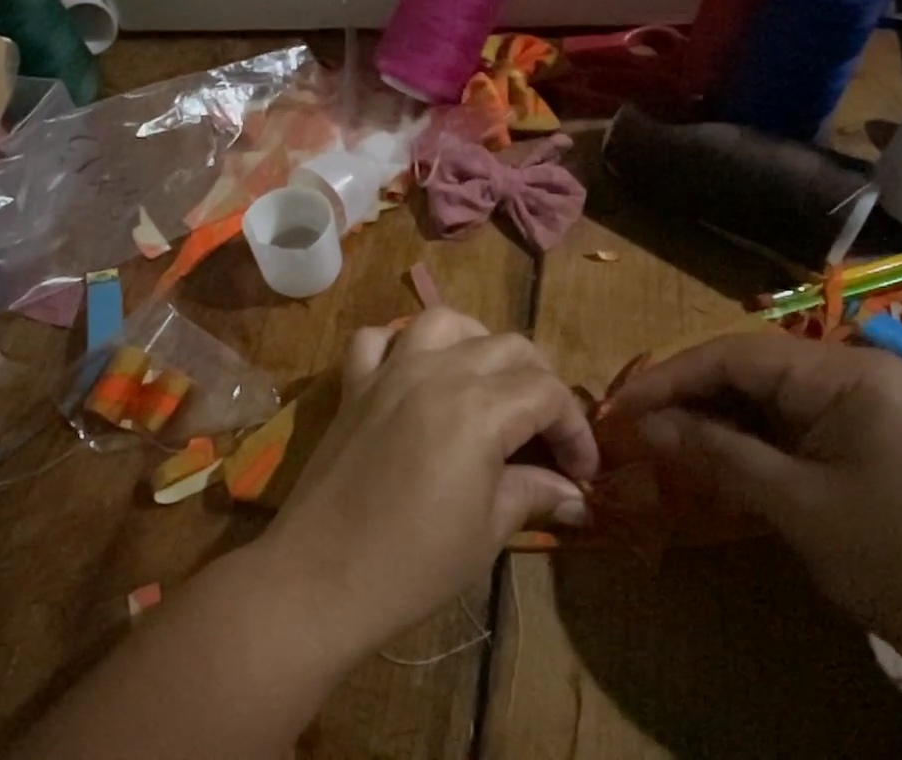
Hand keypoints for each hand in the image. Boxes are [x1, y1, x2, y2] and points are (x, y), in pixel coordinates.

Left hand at [257, 309, 598, 657]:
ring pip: (445, 323)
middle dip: (539, 383)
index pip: (547, 393)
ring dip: (477, 344)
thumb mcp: (487, 531)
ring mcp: (389, 373)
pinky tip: (413, 375)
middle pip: (508, 348)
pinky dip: (400, 345)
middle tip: (544, 433)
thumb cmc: (413, 564)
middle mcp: (437, 373)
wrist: (318, 579)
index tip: (582, 472)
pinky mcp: (352, 387)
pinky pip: (376, 340)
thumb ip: (533, 494)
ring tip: (488, 385)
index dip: (575, 430)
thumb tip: (575, 495)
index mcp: (479, 408)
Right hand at [605, 331, 901, 696]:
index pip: (735, 354)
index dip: (668, 379)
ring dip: (722, 425)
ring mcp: (882, 410)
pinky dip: (761, 446)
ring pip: (778, 402)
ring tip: (668, 450)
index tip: (617, 410)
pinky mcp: (889, 446)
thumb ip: (717, 453)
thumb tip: (645, 424)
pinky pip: (807, 430)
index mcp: (848, 373)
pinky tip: (727, 469)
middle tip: (635, 433)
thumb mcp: (799, 507)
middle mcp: (865, 375)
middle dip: (691, 400)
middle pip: (755, 372)